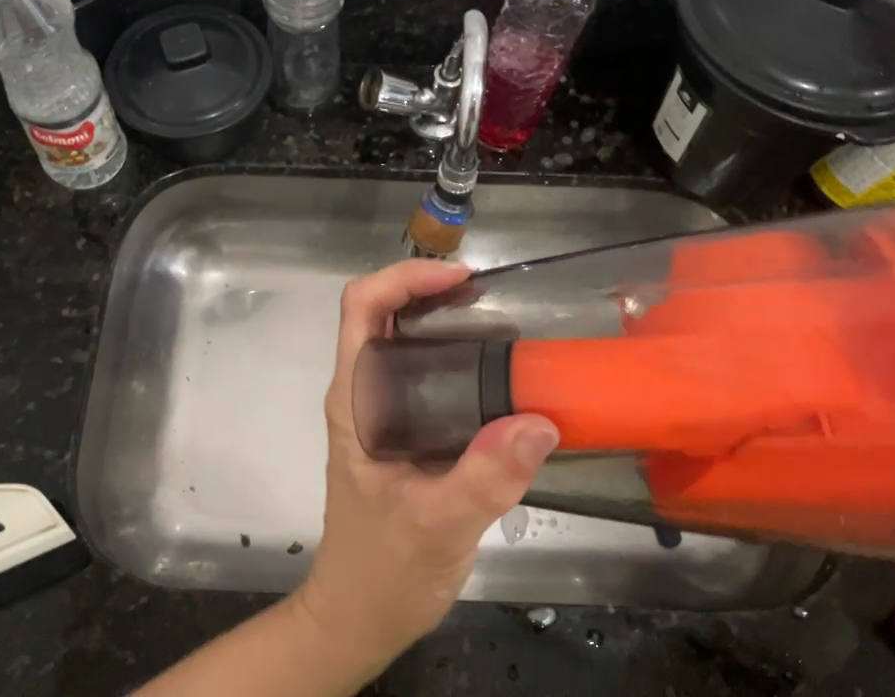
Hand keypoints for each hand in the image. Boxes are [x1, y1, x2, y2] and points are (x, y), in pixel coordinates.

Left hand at [294, 260, 559, 665]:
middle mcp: (362, 395)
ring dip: (444, 321)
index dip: (404, 278)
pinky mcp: (400, 432)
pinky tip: (497, 375)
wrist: (358, 615)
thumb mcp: (439, 527)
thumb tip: (540, 422)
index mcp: (355, 401)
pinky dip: (456, 358)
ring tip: (502, 324)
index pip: (361, 309)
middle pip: (384, 314)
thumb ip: (485, 478)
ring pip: (403, 342)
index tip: (461, 280)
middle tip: (493, 297)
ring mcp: (379, 412)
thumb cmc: (383, 570)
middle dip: (430, 291)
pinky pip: (424, 376)